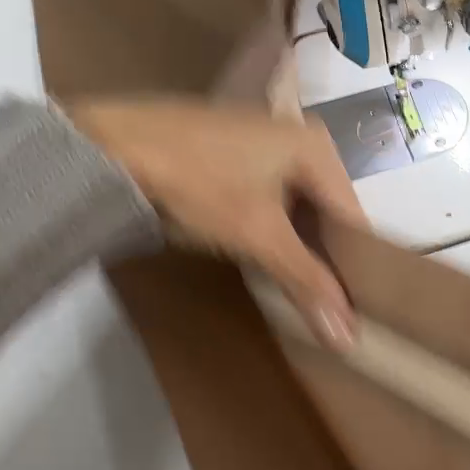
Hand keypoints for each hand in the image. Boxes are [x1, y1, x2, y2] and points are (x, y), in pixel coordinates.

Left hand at [67, 97, 363, 348]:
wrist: (112, 144)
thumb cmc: (199, 185)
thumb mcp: (258, 236)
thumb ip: (306, 282)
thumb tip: (348, 336)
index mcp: (318, 147)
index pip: (353, 215)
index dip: (354, 264)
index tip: (356, 306)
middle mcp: (300, 134)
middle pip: (326, 206)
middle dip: (324, 252)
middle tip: (324, 299)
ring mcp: (266, 136)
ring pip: (298, 200)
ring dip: (297, 239)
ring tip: (296, 281)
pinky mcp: (237, 146)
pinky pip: (273, 190)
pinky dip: (273, 220)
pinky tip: (262, 247)